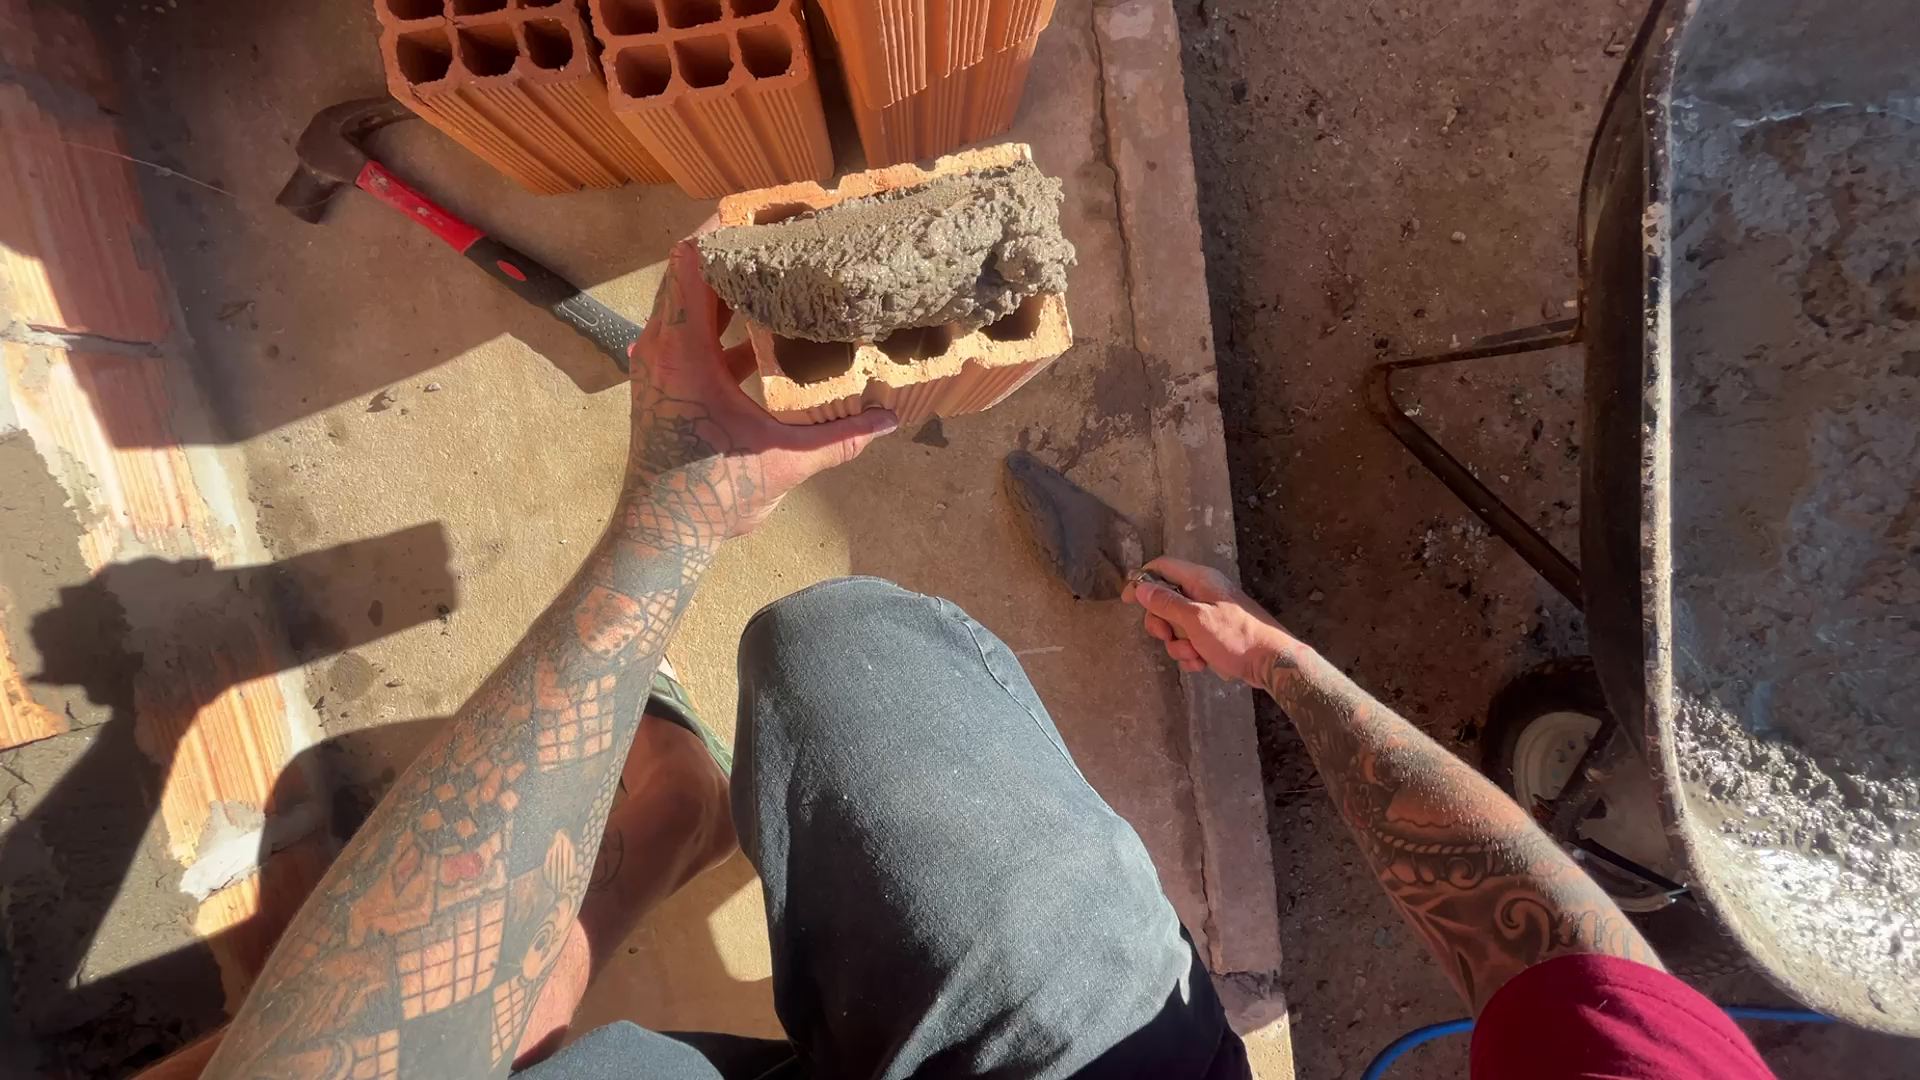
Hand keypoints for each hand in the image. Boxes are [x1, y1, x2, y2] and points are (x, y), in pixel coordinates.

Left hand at [624, 237, 896, 537]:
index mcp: (684, 351)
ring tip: (776, 278)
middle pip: (689, 274)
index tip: (763, 214)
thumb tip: (892, 422)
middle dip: (732, 255)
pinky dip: (721, 326)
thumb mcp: (786, 463)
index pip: (691, 261)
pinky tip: (763, 335)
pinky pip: (689, 336)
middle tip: (781, 240)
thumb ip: (841, 438)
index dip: (722, 229)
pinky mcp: (663, 385)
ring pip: (687, 305)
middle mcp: (661, 348)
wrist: (662, 533)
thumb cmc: (713, 494)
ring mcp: (657, 367)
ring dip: (726, 291)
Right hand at [1122, 557, 1291, 683]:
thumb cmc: (1236, 636)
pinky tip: (1202, 663)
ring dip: (1178, 644)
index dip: (1141, 580)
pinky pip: (1189, 641)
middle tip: (1166, 636)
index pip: (1161, 567)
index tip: (1127, 600)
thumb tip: (1141, 587)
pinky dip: (1190, 653)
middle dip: (1161, 623)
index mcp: (1199, 580)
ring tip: (1194, 655)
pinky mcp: (1213, 635)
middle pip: (1164, 601)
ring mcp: (1208, 615)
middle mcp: (1202, 593)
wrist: (1272, 663)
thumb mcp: (1195, 619)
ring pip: (1175, 626)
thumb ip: (1166, 602)